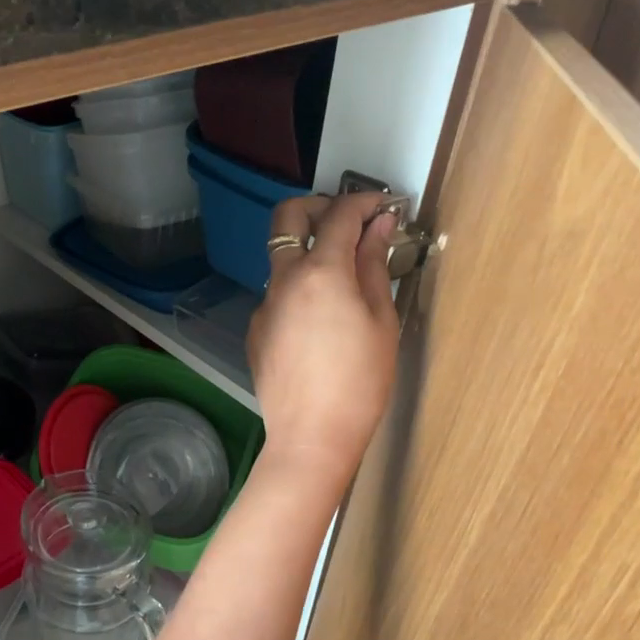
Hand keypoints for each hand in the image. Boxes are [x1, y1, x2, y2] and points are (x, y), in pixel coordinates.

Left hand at [246, 192, 400, 483]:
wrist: (311, 437)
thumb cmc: (359, 383)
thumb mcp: (381, 322)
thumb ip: (375, 267)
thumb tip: (379, 226)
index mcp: (320, 273)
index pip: (340, 214)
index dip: (364, 202)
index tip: (383, 206)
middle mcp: (283, 281)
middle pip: (288, 217)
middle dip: (318, 206)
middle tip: (347, 221)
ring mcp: (263, 306)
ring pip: (281, 260)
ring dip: (308, 253)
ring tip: (343, 280)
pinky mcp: (256, 331)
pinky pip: (277, 296)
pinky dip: (298, 291)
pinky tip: (320, 322)